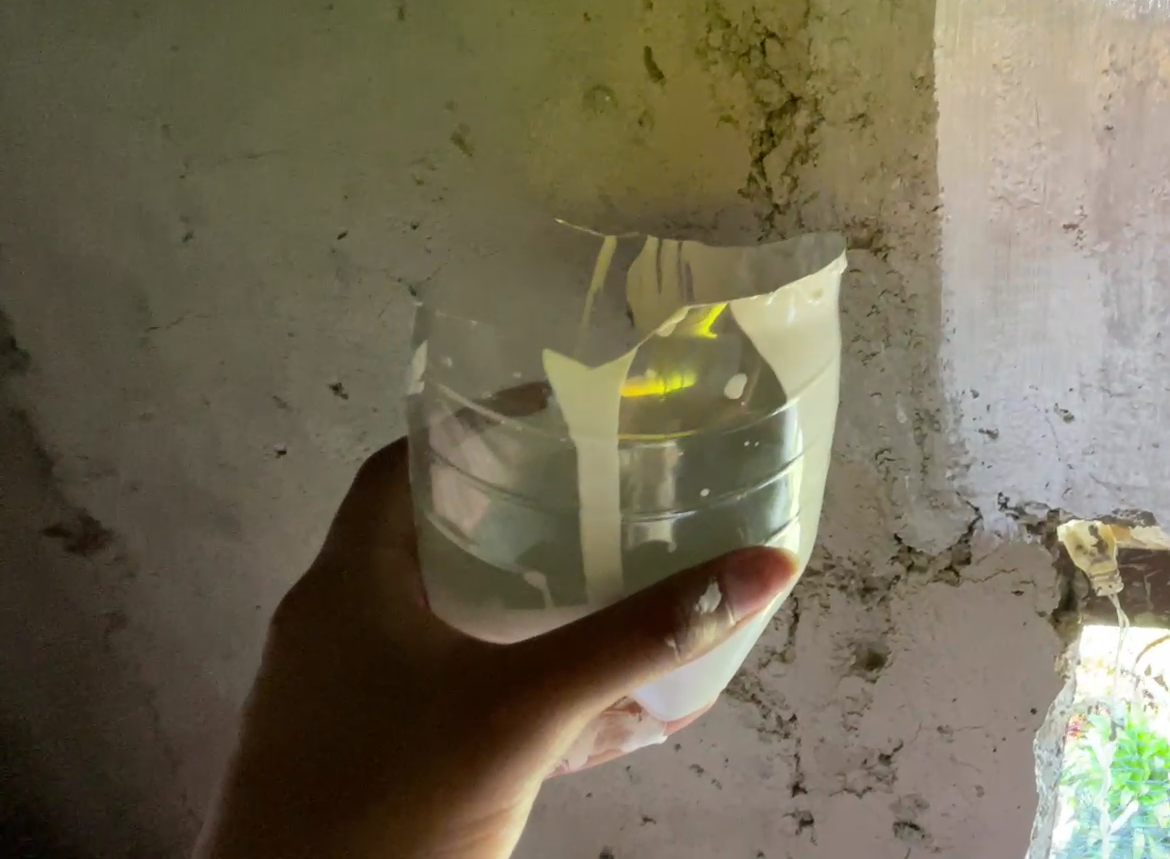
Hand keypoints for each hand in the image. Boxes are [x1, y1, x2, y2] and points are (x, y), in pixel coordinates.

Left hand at [194, 440, 798, 858]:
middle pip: (444, 529)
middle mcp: (345, 627)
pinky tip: (596, 676)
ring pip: (458, 604)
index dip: (480, 427)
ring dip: (534, 582)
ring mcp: (360, 695)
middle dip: (529, 503)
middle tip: (613, 485)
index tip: (565, 417)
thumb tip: (764, 565)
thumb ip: (643, 637)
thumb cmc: (387, 812)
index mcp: (349, 587)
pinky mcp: (386, 747)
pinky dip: (530, 657)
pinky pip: (469, 672)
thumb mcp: (526, 711)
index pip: (405, 465)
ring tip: (618, 561)